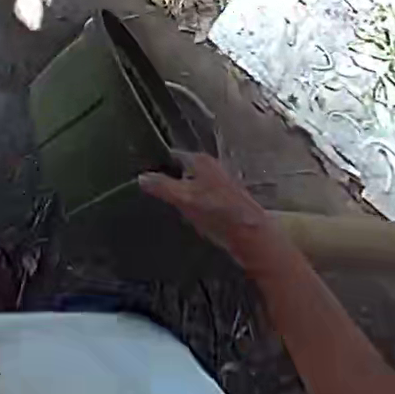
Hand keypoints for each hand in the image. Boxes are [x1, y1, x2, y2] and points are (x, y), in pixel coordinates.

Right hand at [139, 151, 289, 271]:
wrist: (254, 238)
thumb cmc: (218, 212)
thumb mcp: (184, 198)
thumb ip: (161, 186)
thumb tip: (141, 177)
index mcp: (200, 160)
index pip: (171, 155)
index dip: (156, 164)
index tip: (142, 175)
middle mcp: (211, 167)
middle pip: (182, 170)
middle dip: (168, 179)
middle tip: (151, 193)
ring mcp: (219, 184)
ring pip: (191, 185)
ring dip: (181, 193)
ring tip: (166, 206)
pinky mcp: (225, 201)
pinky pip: (201, 198)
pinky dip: (192, 204)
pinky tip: (186, 217)